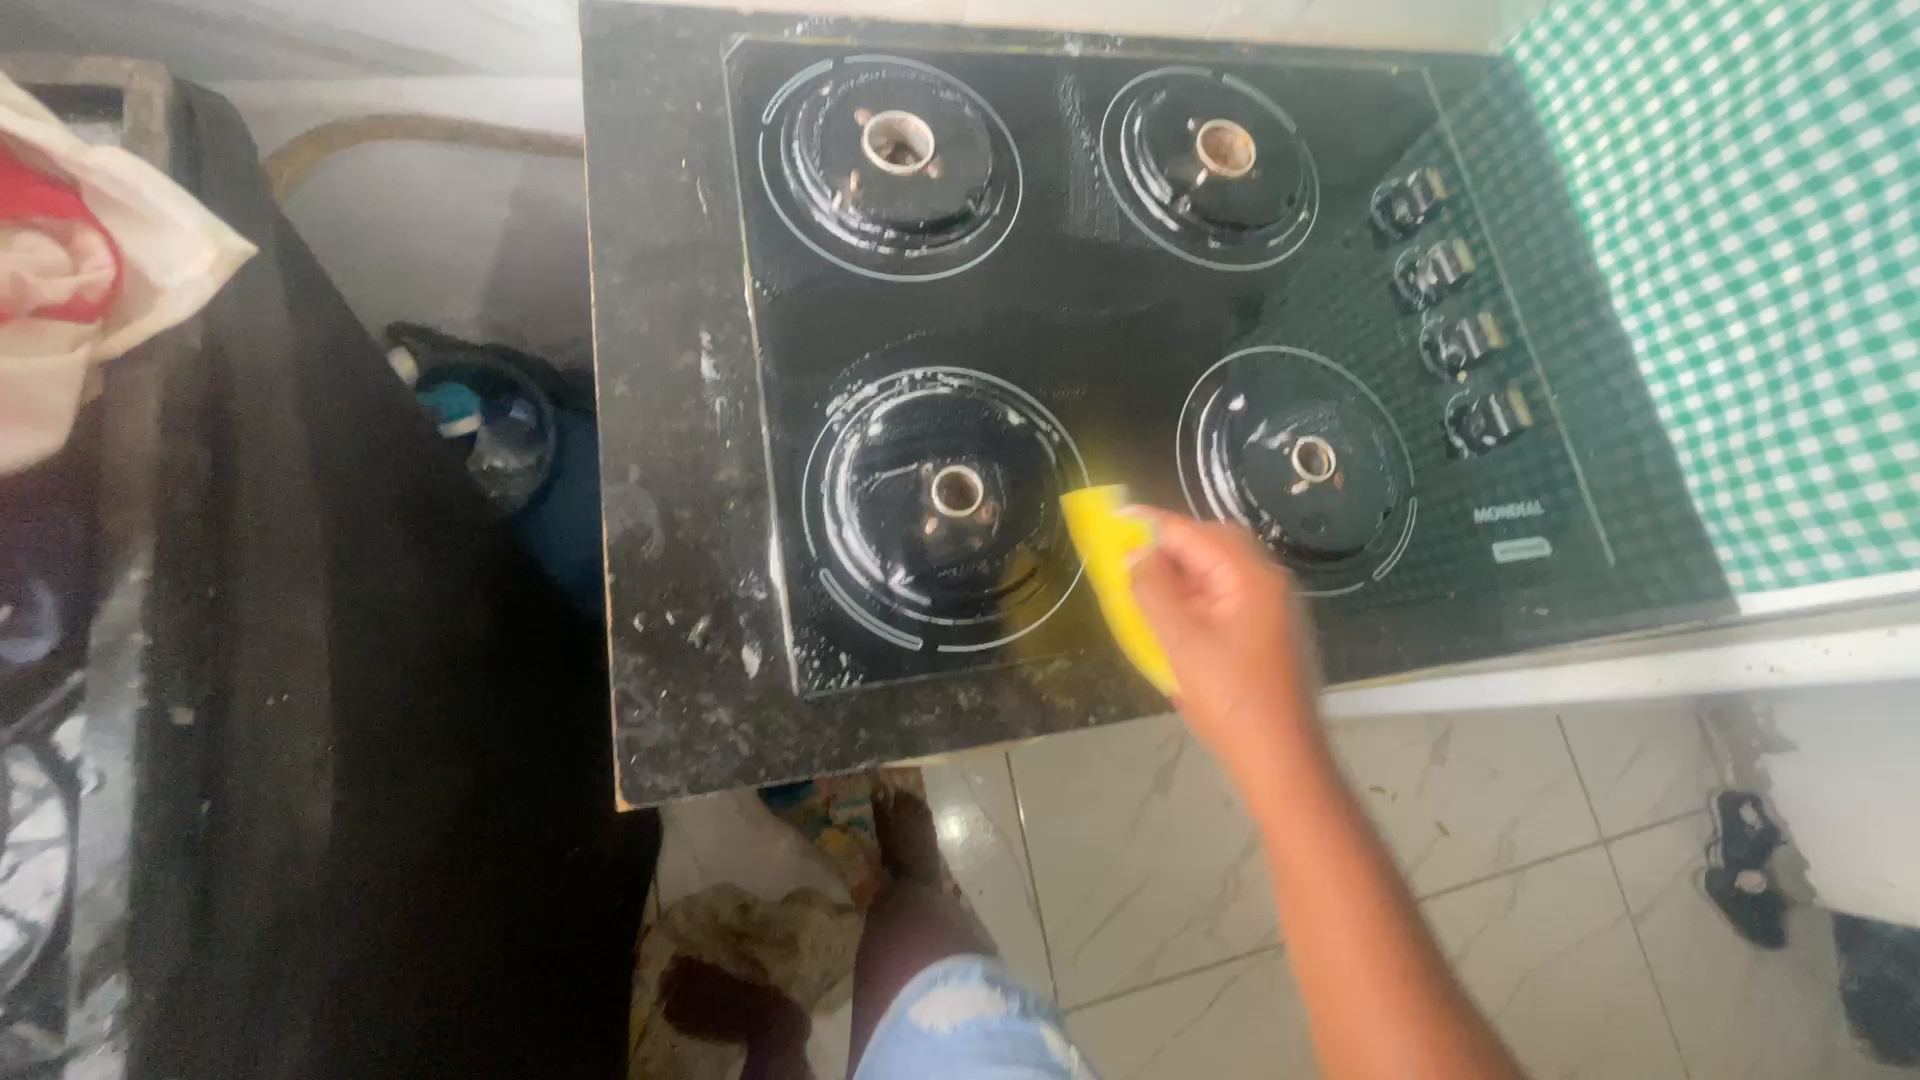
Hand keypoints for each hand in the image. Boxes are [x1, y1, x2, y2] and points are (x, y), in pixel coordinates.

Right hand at [1125, 507, 1323, 779]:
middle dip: (1170, 543)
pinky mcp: (1266, 631)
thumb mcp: (1180, 642)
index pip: (1195, 533)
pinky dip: (1195, 593)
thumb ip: (1153, 591)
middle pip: (1214, 543)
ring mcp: (1270, 608)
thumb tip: (1135, 554)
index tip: (1115, 517)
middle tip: (1129, 552)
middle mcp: (1267, 583)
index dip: (1152, 524)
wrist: (1281, 758)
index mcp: (1250, 578)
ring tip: (1143, 583)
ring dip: (1181, 570)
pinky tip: (1171, 615)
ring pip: (1220, 570)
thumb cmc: (1230, 699)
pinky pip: (1226, 595)